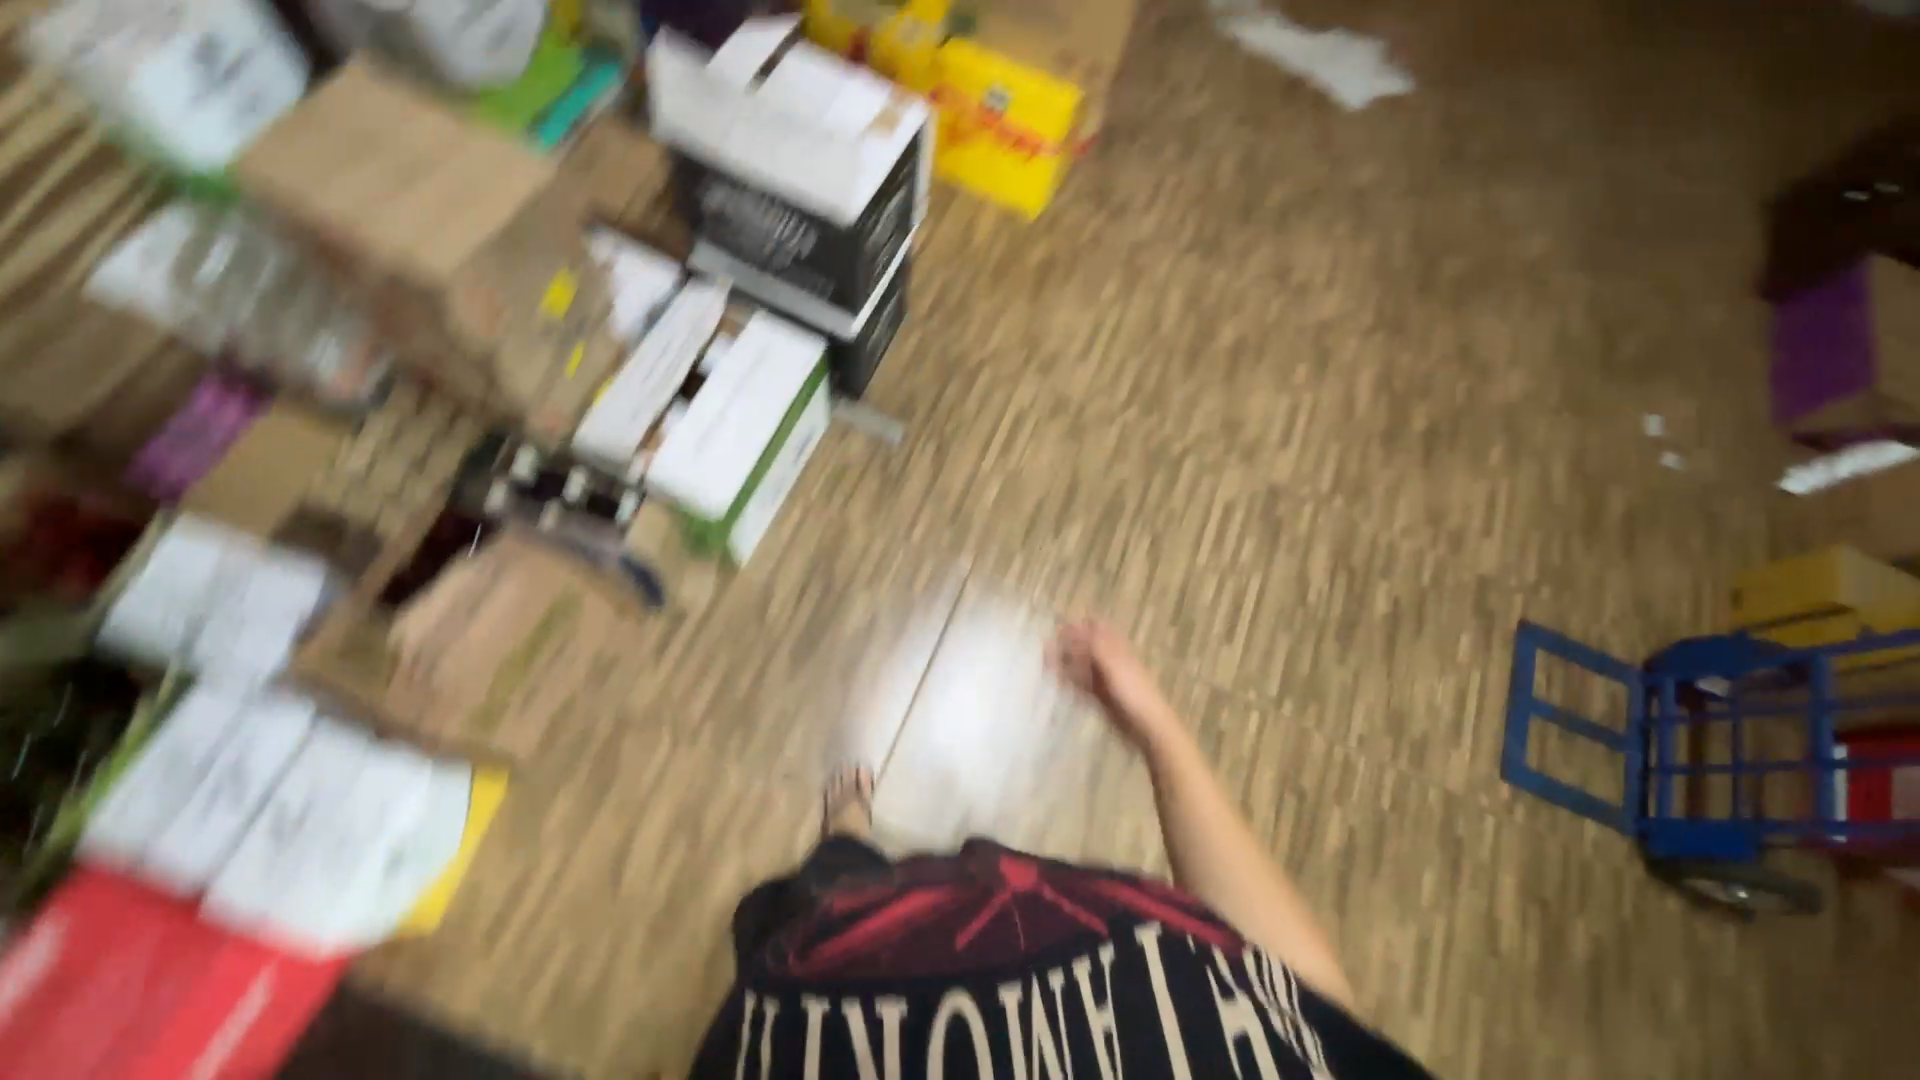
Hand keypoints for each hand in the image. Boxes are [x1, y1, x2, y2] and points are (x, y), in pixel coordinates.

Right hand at [1048, 619, 1183, 750]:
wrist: (1147, 725)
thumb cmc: (1133, 691)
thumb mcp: (1113, 664)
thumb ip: (1094, 644)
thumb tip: (1074, 624)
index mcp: (1116, 647)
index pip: (1095, 627)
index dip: (1078, 626)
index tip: (1057, 630)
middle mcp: (1109, 659)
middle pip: (1085, 646)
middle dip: (1067, 646)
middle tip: (1045, 651)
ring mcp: (1105, 678)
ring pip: (1082, 665)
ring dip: (1066, 664)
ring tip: (1045, 666)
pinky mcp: (1101, 696)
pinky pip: (1082, 685)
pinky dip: (1070, 682)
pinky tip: (1057, 683)